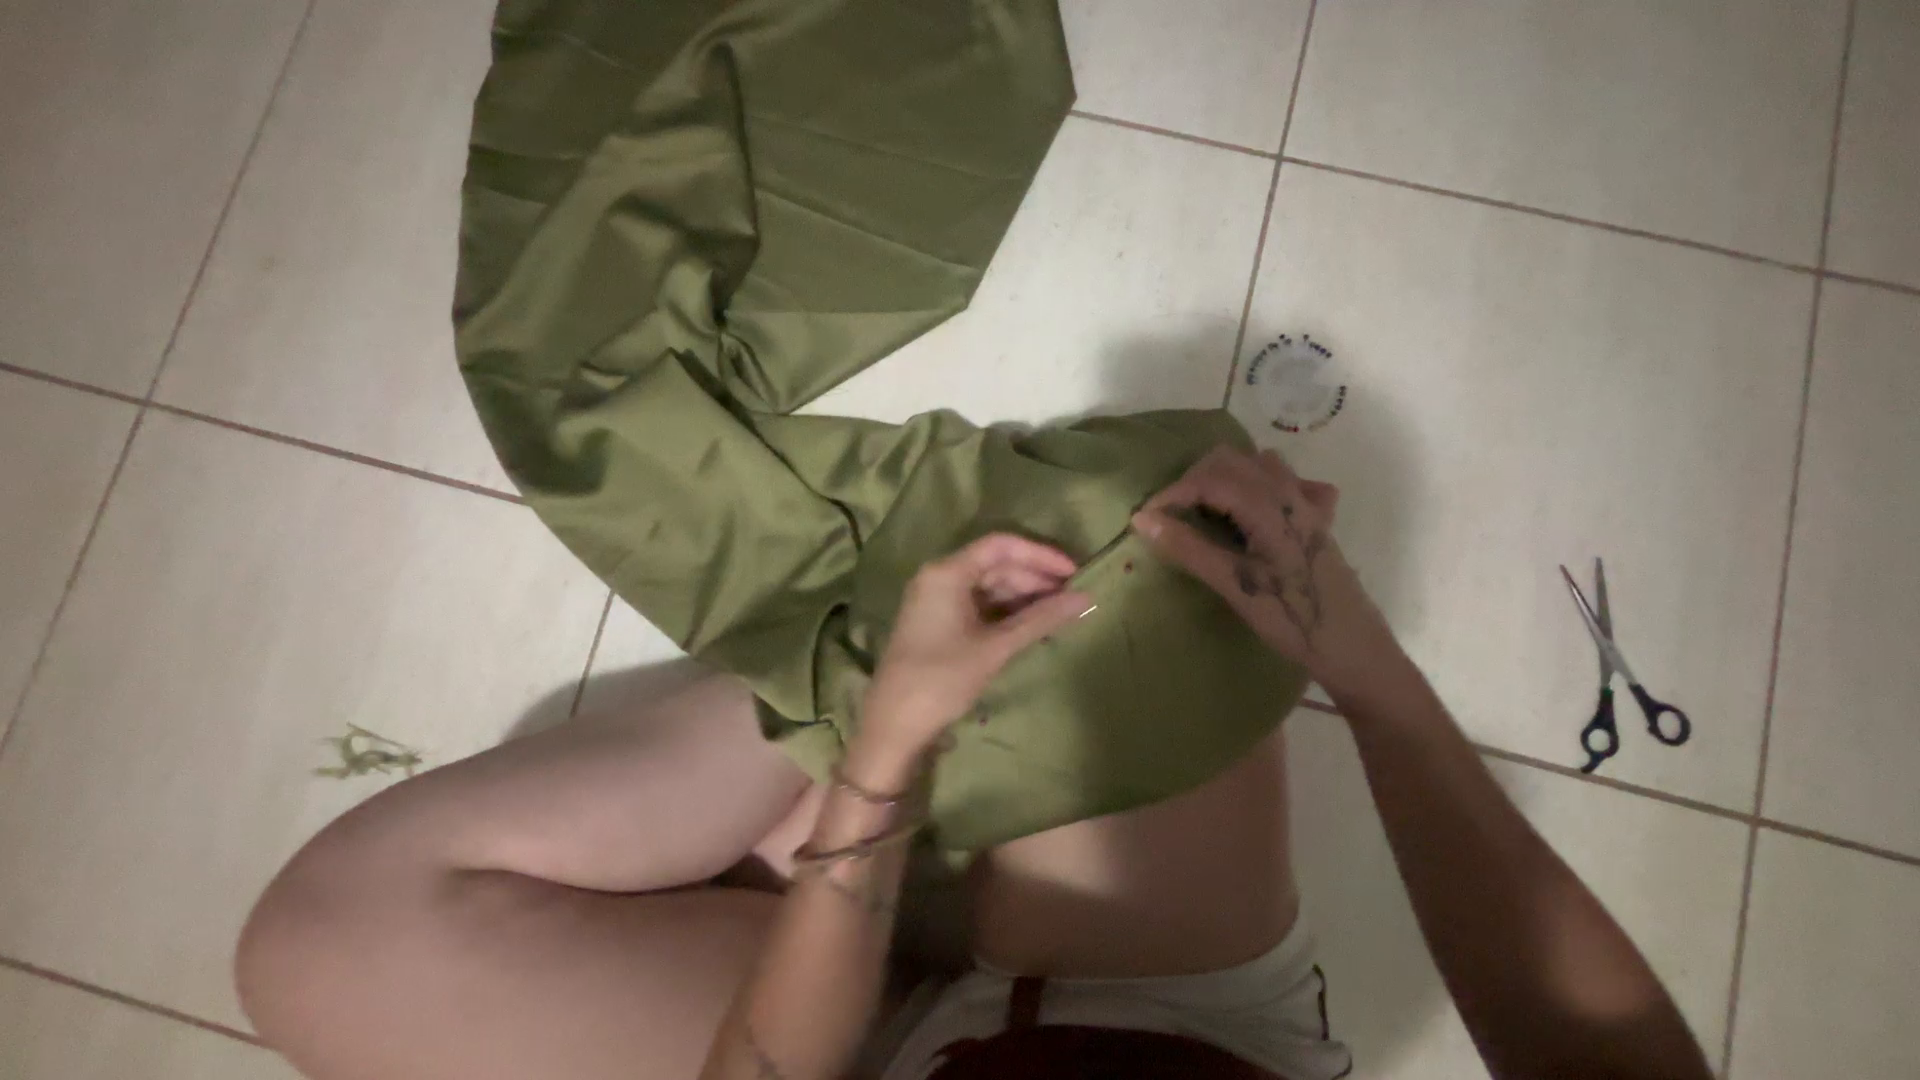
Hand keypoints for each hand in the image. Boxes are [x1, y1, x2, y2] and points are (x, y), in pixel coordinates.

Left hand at [858, 533, 1095, 761]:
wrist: (894, 723)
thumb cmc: (943, 679)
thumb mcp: (996, 647)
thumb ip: (1041, 619)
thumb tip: (1085, 598)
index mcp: (947, 572)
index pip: (1001, 545)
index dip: (1041, 554)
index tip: (1073, 571)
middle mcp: (939, 577)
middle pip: (995, 564)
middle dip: (1034, 577)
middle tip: (1072, 596)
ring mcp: (936, 599)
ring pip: (988, 585)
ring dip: (1023, 595)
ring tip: (1058, 612)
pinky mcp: (937, 621)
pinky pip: (977, 604)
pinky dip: (1005, 611)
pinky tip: (1032, 624)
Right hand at [1130, 446, 1394, 690]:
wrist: (1354, 649)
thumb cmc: (1291, 621)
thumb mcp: (1234, 586)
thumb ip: (1189, 548)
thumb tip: (1142, 521)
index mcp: (1269, 509)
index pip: (1210, 479)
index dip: (1171, 494)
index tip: (1145, 518)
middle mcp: (1290, 495)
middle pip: (1231, 460)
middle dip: (1194, 479)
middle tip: (1172, 514)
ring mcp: (1308, 506)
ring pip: (1259, 465)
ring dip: (1225, 477)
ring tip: (1206, 511)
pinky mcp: (1318, 521)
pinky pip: (1288, 483)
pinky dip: (1261, 486)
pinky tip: (1255, 514)